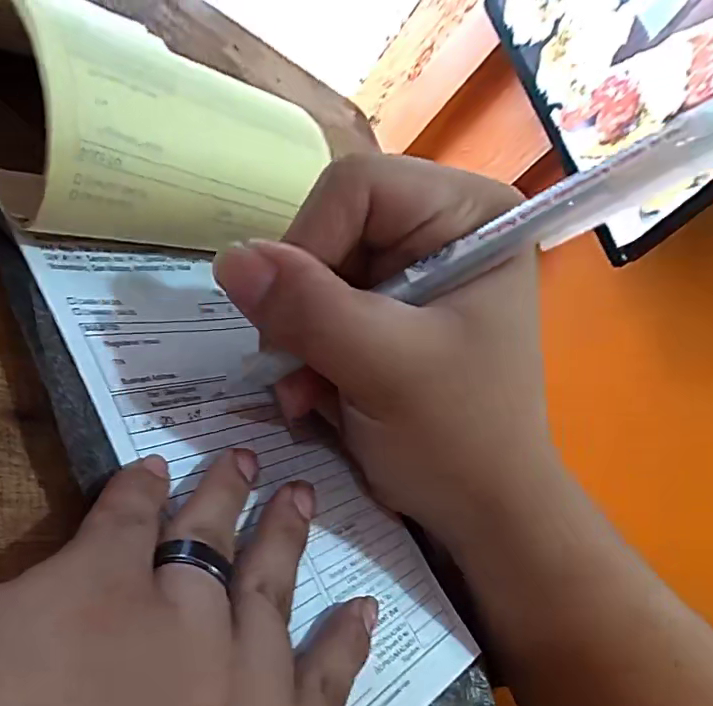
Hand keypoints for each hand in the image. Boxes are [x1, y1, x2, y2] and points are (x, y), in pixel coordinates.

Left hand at [0, 454, 374, 705]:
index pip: (322, 704)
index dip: (338, 645)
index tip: (354, 605)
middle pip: (273, 606)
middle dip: (286, 543)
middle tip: (298, 496)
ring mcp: (175, 647)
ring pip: (214, 549)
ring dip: (227, 498)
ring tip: (242, 462)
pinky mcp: (84, 598)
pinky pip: (128, 523)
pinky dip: (139, 492)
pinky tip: (145, 472)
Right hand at [213, 154, 557, 552]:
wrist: (482, 510)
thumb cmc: (457, 440)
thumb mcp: (382, 369)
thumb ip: (307, 309)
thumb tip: (229, 260)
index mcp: (468, 215)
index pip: (355, 188)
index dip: (308, 249)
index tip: (294, 327)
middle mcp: (440, 231)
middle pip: (330, 233)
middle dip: (302, 310)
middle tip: (294, 375)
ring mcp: (412, 276)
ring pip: (315, 280)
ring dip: (298, 343)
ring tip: (306, 399)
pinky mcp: (389, 319)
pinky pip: (321, 317)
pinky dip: (307, 359)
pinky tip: (315, 400)